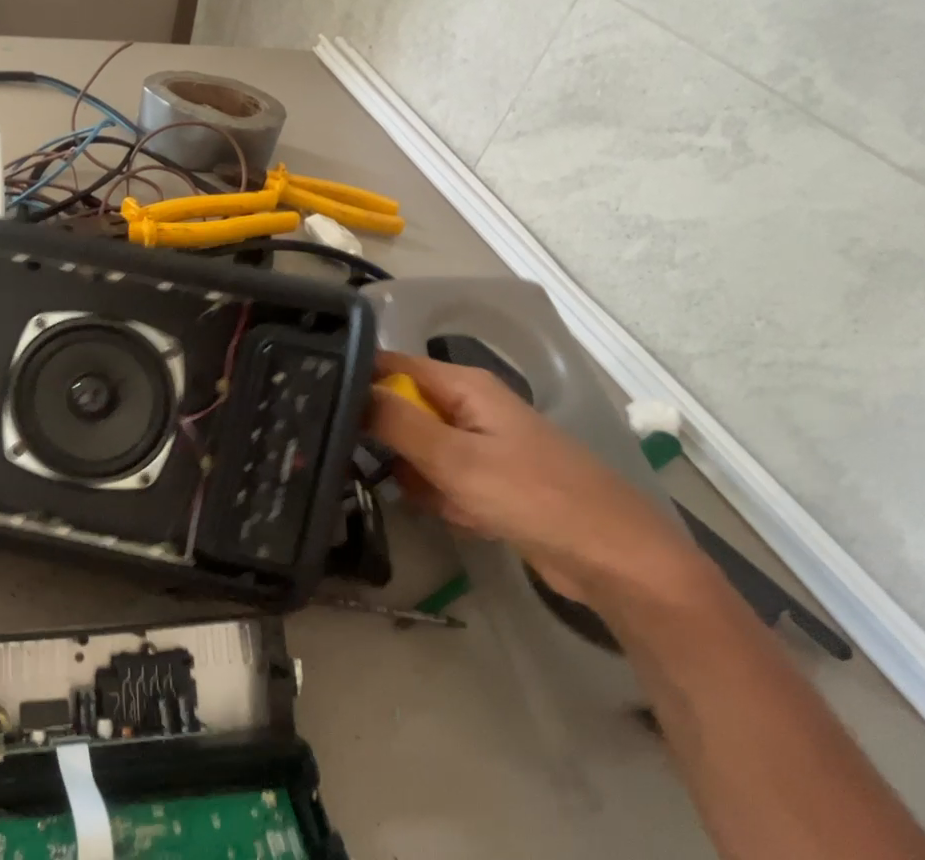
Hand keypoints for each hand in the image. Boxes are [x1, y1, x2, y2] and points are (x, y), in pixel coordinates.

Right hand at [370, 351, 700, 604]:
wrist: (610, 558)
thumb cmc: (532, 497)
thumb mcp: (454, 458)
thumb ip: (396, 422)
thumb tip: (346, 388)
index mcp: (464, 385)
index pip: (389, 365)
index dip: (354, 379)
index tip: (314, 403)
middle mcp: (469, 407)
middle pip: (399, 411)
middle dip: (387, 443)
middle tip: (376, 468)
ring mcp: (479, 446)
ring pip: (416, 453)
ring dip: (418, 480)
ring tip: (438, 500)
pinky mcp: (487, 481)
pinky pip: (441, 483)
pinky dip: (444, 501)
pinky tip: (464, 518)